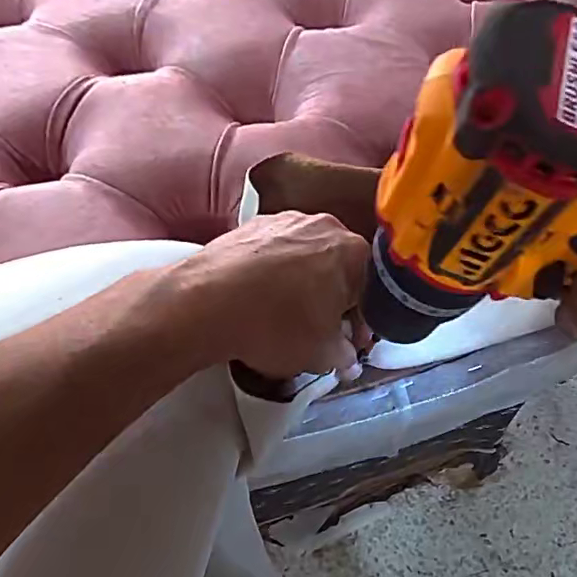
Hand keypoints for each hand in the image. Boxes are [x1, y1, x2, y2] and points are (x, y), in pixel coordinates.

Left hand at [172, 211, 369, 377]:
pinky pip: (275, 252)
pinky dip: (275, 273)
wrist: (204, 303)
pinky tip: (261, 299)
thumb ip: (343, 354)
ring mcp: (284, 219)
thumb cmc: (274, 326)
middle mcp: (323, 226)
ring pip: (307, 257)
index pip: (372, 292)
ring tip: (287, 316)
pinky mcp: (250, 225)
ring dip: (304, 284)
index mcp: (353, 252)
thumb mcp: (320, 354)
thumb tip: (347, 357)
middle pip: (339, 268)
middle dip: (334, 299)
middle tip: (322, 331)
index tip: (350, 343)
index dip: (362, 324)